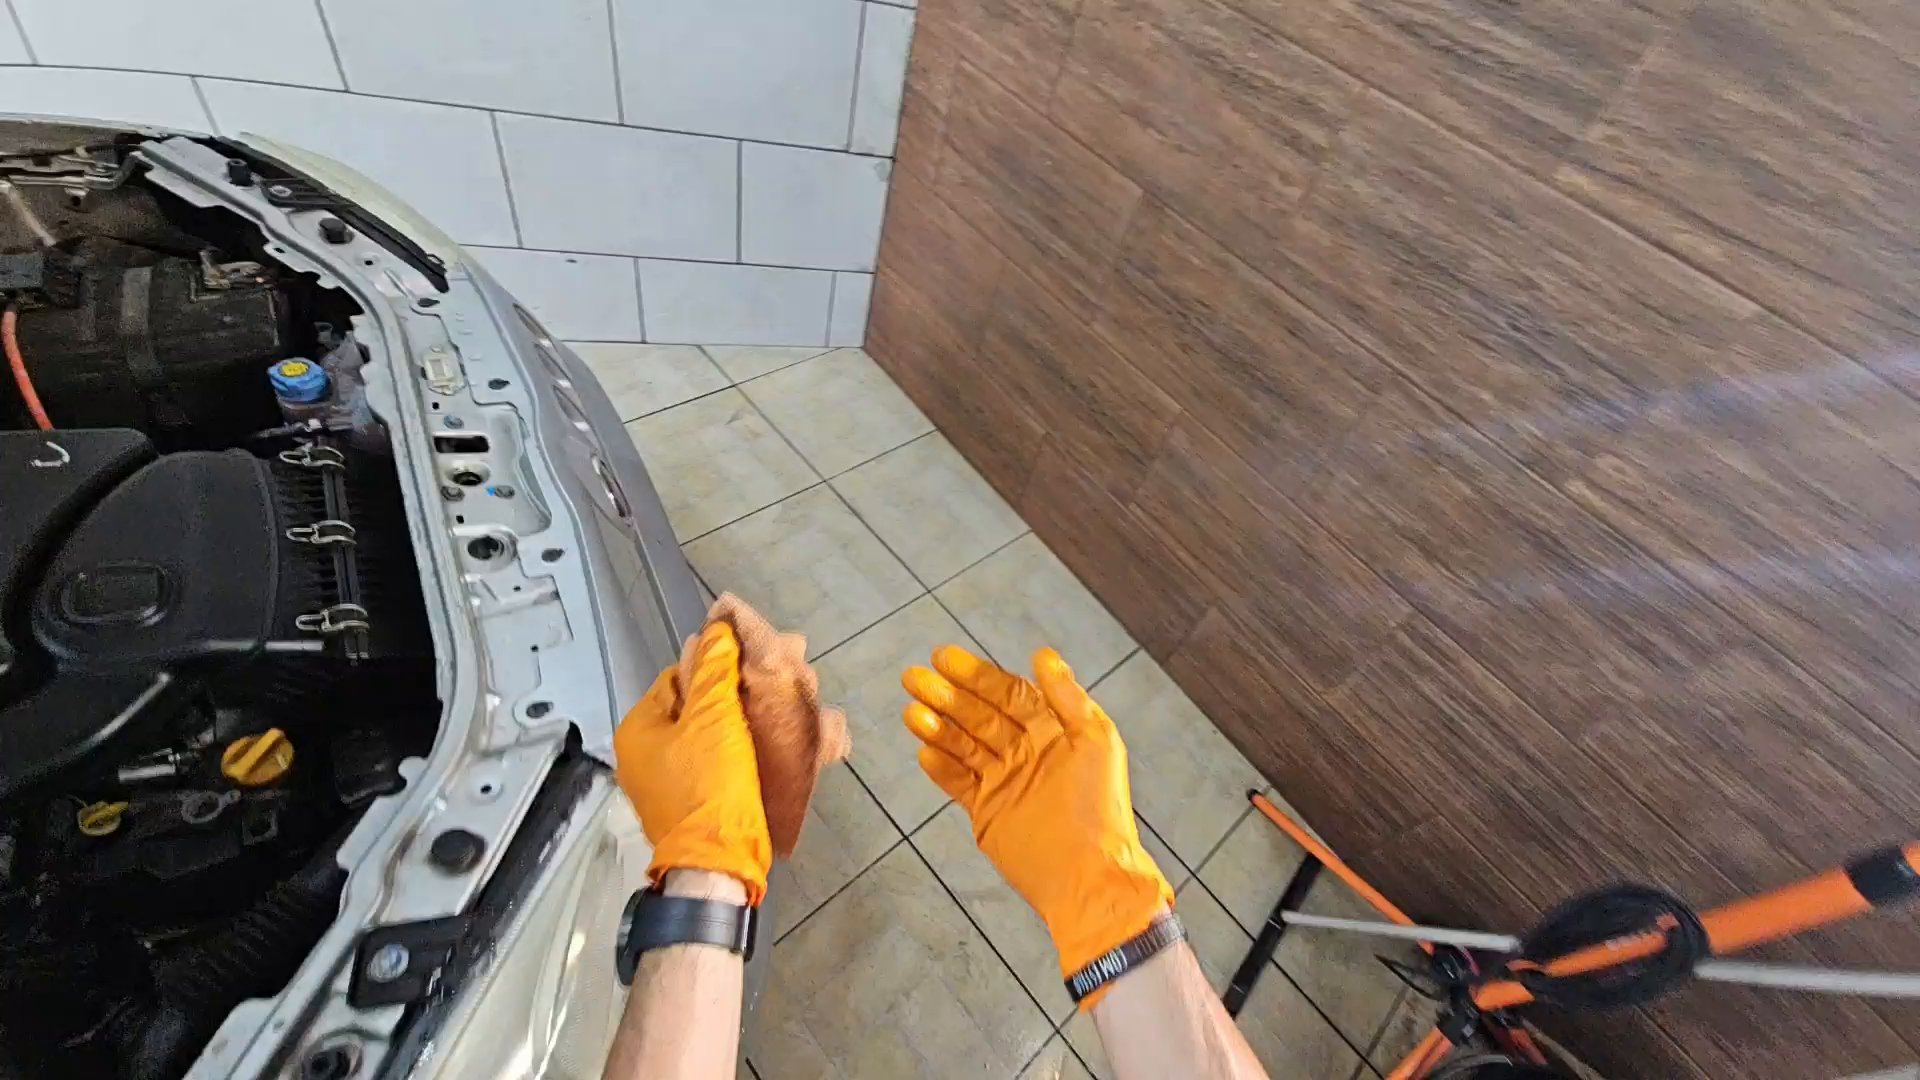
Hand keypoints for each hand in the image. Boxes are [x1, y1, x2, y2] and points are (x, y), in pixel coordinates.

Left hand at [614, 622, 770, 903]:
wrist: (720, 862)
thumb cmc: (711, 786)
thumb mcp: (715, 717)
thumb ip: (715, 668)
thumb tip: (716, 627)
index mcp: (639, 729)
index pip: (677, 676)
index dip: (714, 666)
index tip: (748, 665)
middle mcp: (645, 754)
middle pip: (693, 705)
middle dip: (730, 692)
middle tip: (765, 686)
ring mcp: (667, 781)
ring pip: (708, 732)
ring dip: (738, 719)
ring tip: (772, 709)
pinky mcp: (692, 800)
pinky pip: (716, 758)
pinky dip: (738, 747)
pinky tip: (765, 741)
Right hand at [902, 646, 1171, 983]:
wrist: (1090, 877)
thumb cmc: (1100, 806)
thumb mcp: (1096, 739)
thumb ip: (1066, 697)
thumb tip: (1042, 654)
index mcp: (1049, 730)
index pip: (1006, 693)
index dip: (975, 674)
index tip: (943, 657)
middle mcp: (1023, 751)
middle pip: (977, 715)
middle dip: (946, 695)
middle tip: (913, 677)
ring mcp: (1003, 781)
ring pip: (962, 745)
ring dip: (936, 727)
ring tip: (911, 710)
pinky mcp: (987, 812)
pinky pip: (958, 783)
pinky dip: (940, 767)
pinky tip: (922, 750)